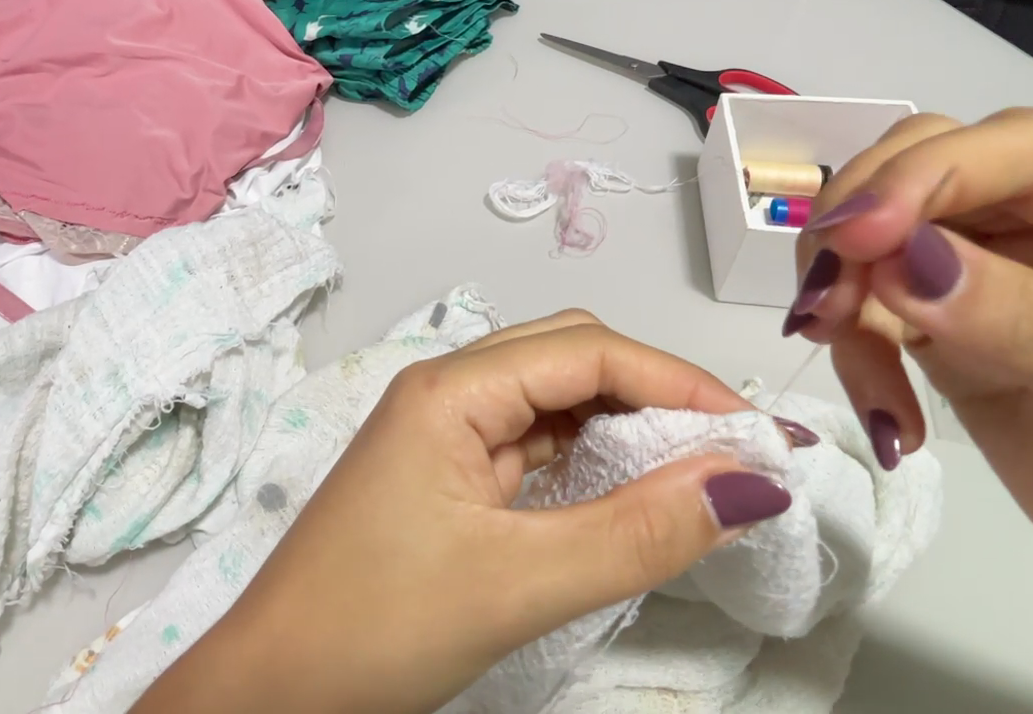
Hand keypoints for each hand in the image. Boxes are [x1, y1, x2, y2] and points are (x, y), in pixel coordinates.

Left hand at [129, 312, 798, 713]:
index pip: (585, 351)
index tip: (758, 436)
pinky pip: (532, 442)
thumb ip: (637, 532)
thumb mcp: (518, 583)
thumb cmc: (382, 625)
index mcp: (452, 389)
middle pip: (569, 357)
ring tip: (696, 469)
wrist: (274, 685)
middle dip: (654, 392)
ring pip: (552, 399)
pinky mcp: (446, 469)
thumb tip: (749, 486)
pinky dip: (589, 458)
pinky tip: (627, 487)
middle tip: (732, 452)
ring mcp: (444, 429)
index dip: (678, 382)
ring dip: (625, 424)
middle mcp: (447, 389)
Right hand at [786, 108, 1032, 711]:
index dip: (930, 173)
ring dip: (843, 285)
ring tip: (838, 352)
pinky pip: (878, 318)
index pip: (1030, 154)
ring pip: (889, 240)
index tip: (853, 238)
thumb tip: (904, 265)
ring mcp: (1008, 298)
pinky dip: (854, 353)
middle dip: (863, 219)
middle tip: (822, 295)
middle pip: (936, 173)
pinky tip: (887, 421)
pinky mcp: (960, 354)